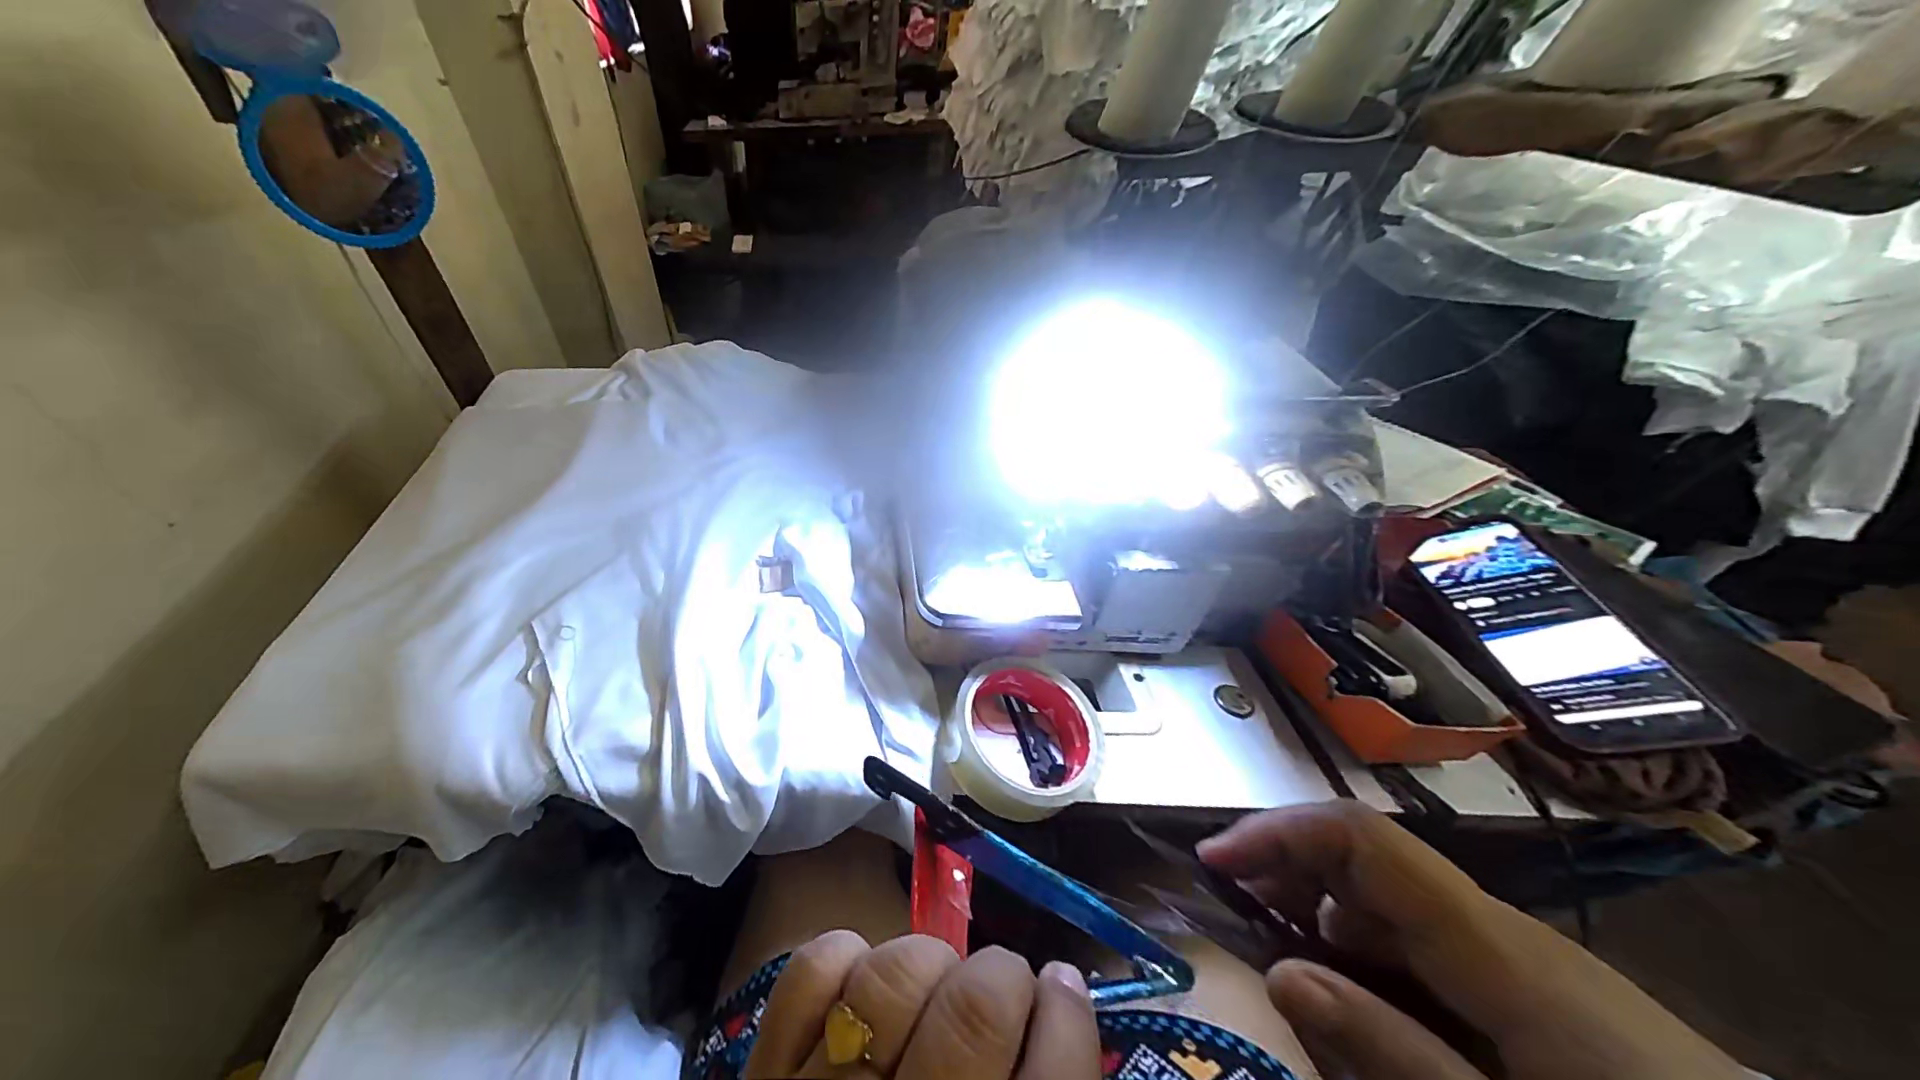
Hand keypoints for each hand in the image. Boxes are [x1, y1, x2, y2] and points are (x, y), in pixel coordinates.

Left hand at [746, 931, 1099, 1079]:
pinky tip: (861, 989)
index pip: (1055, 1072)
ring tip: (933, 988)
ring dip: (927, 963)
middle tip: (1001, 987)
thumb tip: (1061, 999)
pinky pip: (814, 972)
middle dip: (1003, 976)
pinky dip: (845, 960)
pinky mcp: (767, 1069)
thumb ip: (1042, 1077)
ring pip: (894, 975)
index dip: (1067, 1014)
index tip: (1062, 987)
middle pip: (976, 1011)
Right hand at [1198, 801, 1747, 1079]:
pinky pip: (1416, 933)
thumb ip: (1391, 1052)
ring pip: (1384, 894)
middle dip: (1282, 866)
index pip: (1360, 836)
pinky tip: (1350, 991)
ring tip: (1274, 954)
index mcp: (1490, 944)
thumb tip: (1279, 972)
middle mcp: (1493, 922)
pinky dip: (1361, 944)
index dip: (1276, 832)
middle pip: (1363, 853)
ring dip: (1316, 909)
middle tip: (1227, 912)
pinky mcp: (1521, 975)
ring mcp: (1510, 946)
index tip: (1211, 860)